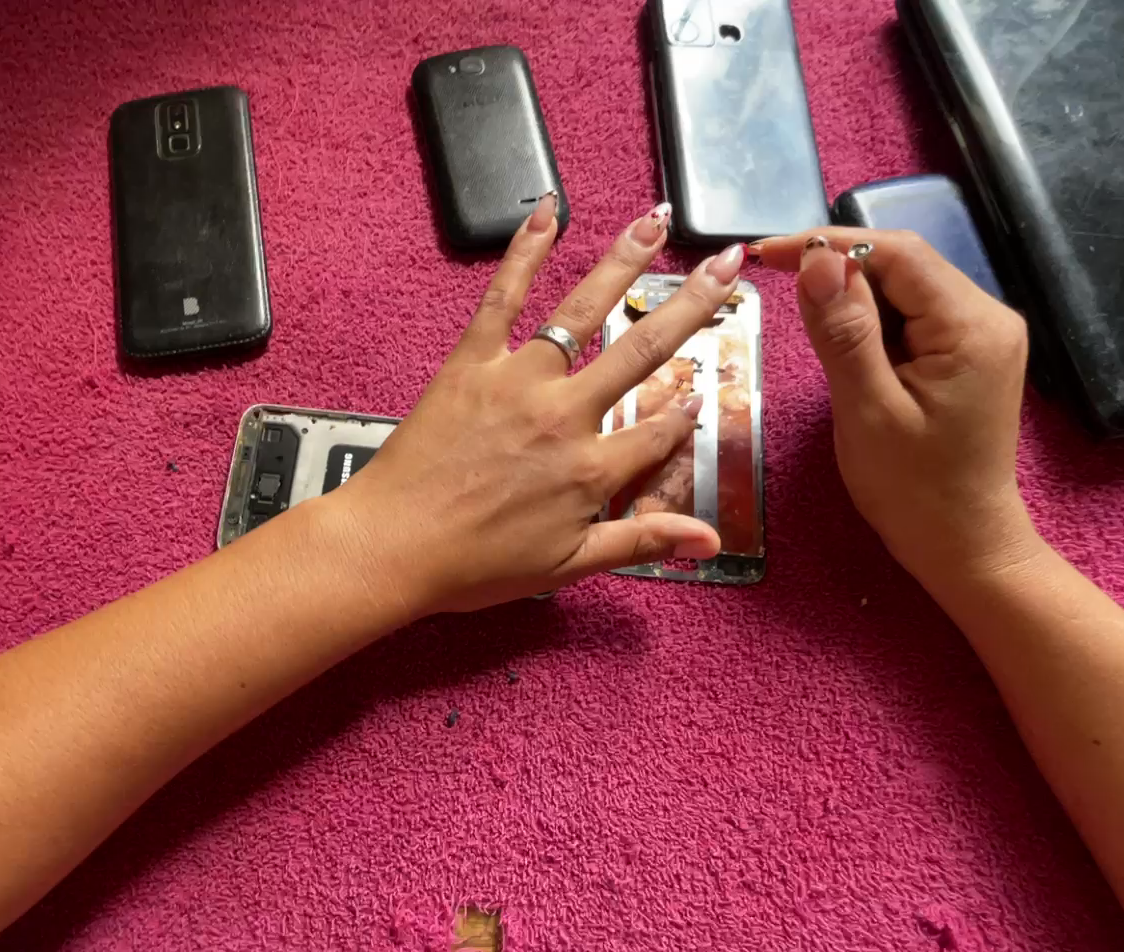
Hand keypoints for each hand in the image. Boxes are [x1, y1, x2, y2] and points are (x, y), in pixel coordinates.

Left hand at [325, 195, 747, 614]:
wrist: (394, 545)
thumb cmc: (475, 564)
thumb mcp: (566, 565)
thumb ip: (640, 542)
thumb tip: (711, 541)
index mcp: (591, 469)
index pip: (658, 431)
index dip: (683, 415)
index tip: (697, 398)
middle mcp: (566, 414)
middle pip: (642, 351)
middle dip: (692, 305)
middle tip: (729, 266)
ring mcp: (518, 381)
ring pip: (583, 311)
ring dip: (624, 262)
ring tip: (657, 220)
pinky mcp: (472, 363)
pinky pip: (502, 298)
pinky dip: (524, 253)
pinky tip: (546, 213)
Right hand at [754, 229, 1039, 586]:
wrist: (958, 540)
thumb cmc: (910, 486)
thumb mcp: (866, 410)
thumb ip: (843, 333)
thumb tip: (815, 262)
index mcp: (970, 326)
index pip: (897, 254)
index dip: (829, 244)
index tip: (766, 253)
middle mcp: (983, 318)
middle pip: (901, 266)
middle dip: (834, 267)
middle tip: (769, 278)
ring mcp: (974, 337)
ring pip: (899, 292)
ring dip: (846, 296)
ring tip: (795, 312)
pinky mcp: (958, 356)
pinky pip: (905, 320)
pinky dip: (863, 322)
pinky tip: (834, 340)